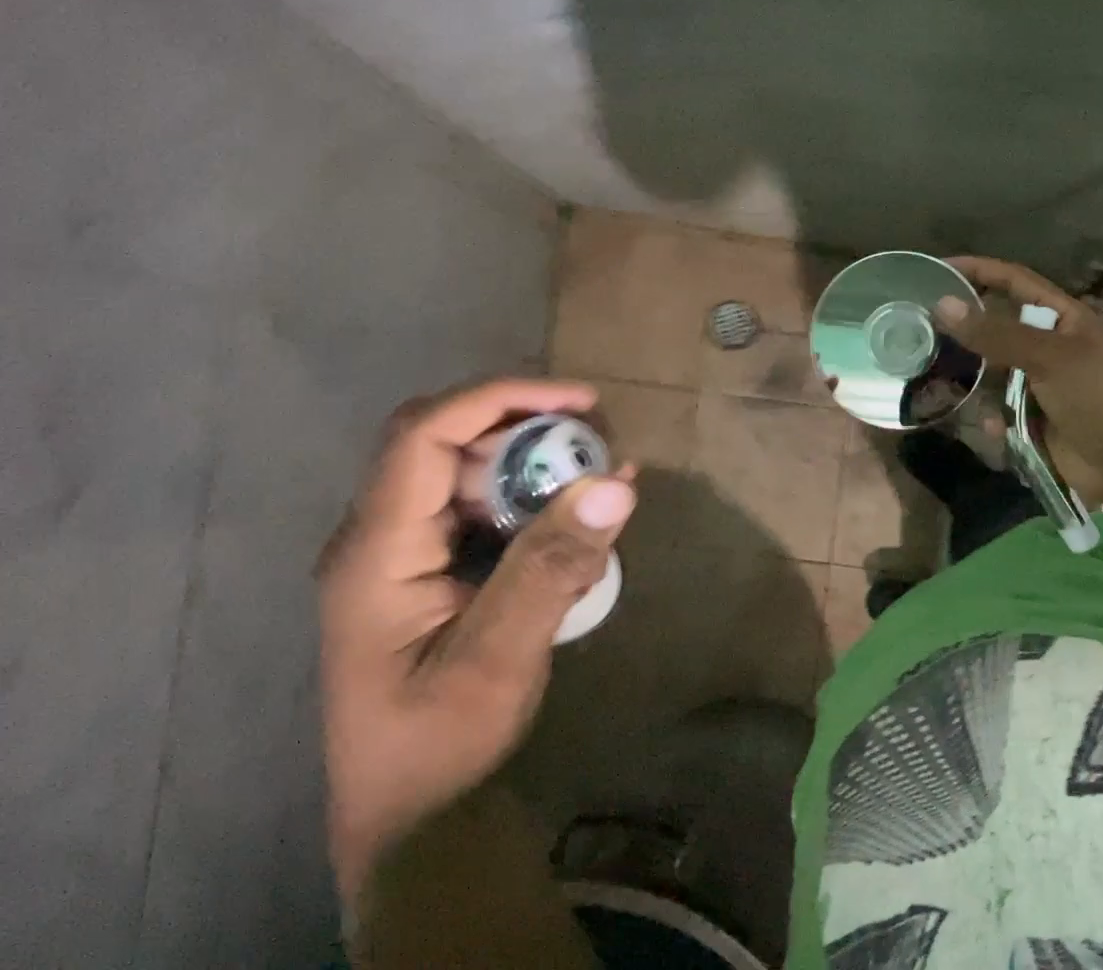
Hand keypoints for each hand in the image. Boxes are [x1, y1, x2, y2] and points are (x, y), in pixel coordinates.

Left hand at [315, 379, 635, 905]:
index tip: (579, 401)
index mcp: (376, 551)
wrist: (412, 813)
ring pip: (464, 477)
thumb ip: (552, 568)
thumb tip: (615, 481)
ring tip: (598, 480)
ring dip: (532, 467)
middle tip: (597, 441)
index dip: (499, 400)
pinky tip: (578, 525)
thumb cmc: (440, 741)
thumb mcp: (500, 657)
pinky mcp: (429, 576)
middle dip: (523, 428)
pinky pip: (480, 515)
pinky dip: (531, 505)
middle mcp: (378, 539)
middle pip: (443, 445)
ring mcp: (401, 558)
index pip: (424, 437)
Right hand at [934, 257, 1102, 503]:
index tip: (937, 270)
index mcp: (1063, 319)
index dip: (979, 271)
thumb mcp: (1050, 358)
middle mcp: (1049, 346)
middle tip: (922, 332)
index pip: (1015, 282)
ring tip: (943, 386)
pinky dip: (993, 419)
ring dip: (976, 384)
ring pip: (992, 374)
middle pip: (997, 328)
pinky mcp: (1033, 420)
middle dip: (966, 333)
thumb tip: (943, 304)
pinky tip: (994, 430)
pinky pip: (999, 411)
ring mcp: (1040, 384)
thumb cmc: (1098, 399)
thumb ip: (996, 333)